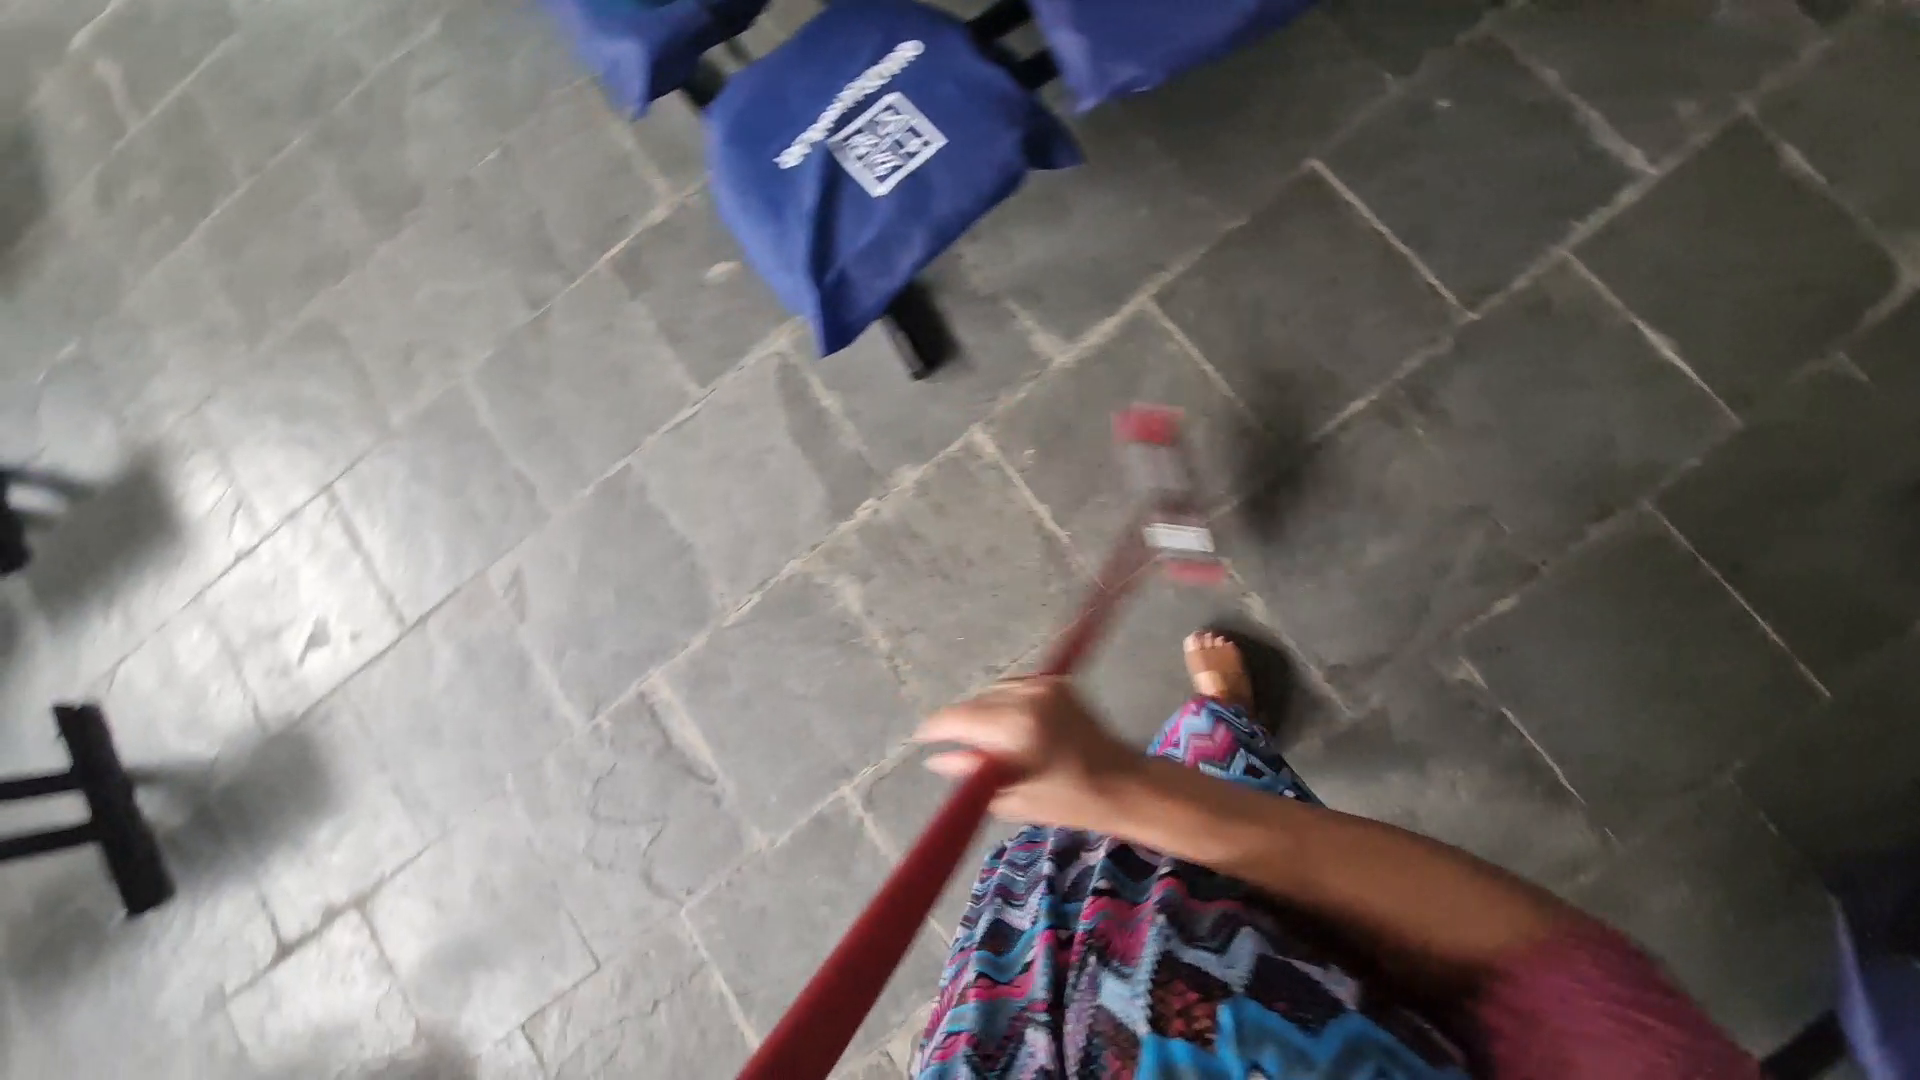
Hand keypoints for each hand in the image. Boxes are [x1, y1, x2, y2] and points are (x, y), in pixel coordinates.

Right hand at [913, 677, 1142, 831]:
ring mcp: (1044, 685)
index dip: (936, 728)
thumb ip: (973, 773)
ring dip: (982, 711)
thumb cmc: (1069, 800)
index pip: (960, 718)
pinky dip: (1004, 702)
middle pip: (974, 702)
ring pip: (993, 691)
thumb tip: (938, 761)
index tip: (921, 738)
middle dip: (960, 722)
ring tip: (984, 739)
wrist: (1123, 782)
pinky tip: (1007, 724)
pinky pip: (1014, 687)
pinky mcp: (1056, 683)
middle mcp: (1027, 697)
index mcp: (1016, 728)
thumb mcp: (1014, 797)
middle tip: (955, 748)